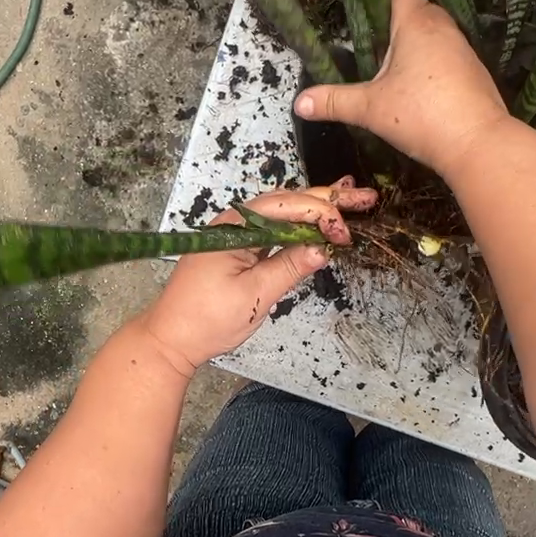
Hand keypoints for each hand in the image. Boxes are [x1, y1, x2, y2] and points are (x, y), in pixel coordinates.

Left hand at [139, 183, 378, 375]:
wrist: (171, 339)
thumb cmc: (206, 319)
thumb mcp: (254, 295)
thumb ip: (289, 268)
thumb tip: (322, 249)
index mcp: (235, 226)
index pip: (287, 207)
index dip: (320, 215)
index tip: (345, 234)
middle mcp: (235, 222)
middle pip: (287, 203)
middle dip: (326, 200)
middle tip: (364, 197)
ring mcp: (236, 235)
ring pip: (282, 215)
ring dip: (314, 211)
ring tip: (350, 203)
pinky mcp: (238, 250)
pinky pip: (273, 231)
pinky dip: (298, 229)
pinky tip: (318, 227)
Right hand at [293, 0, 512, 176]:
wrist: (478, 143)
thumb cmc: (423, 116)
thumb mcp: (371, 109)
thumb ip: (335, 102)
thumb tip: (299, 103)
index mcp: (417, 23)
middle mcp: (442, 27)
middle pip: (415, 7)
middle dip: (390, 16)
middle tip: (364, 35)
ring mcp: (461, 49)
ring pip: (430, 33)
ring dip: (409, 41)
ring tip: (384, 64)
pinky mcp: (471, 72)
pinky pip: (444, 55)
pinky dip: (426, 62)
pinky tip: (412, 88)